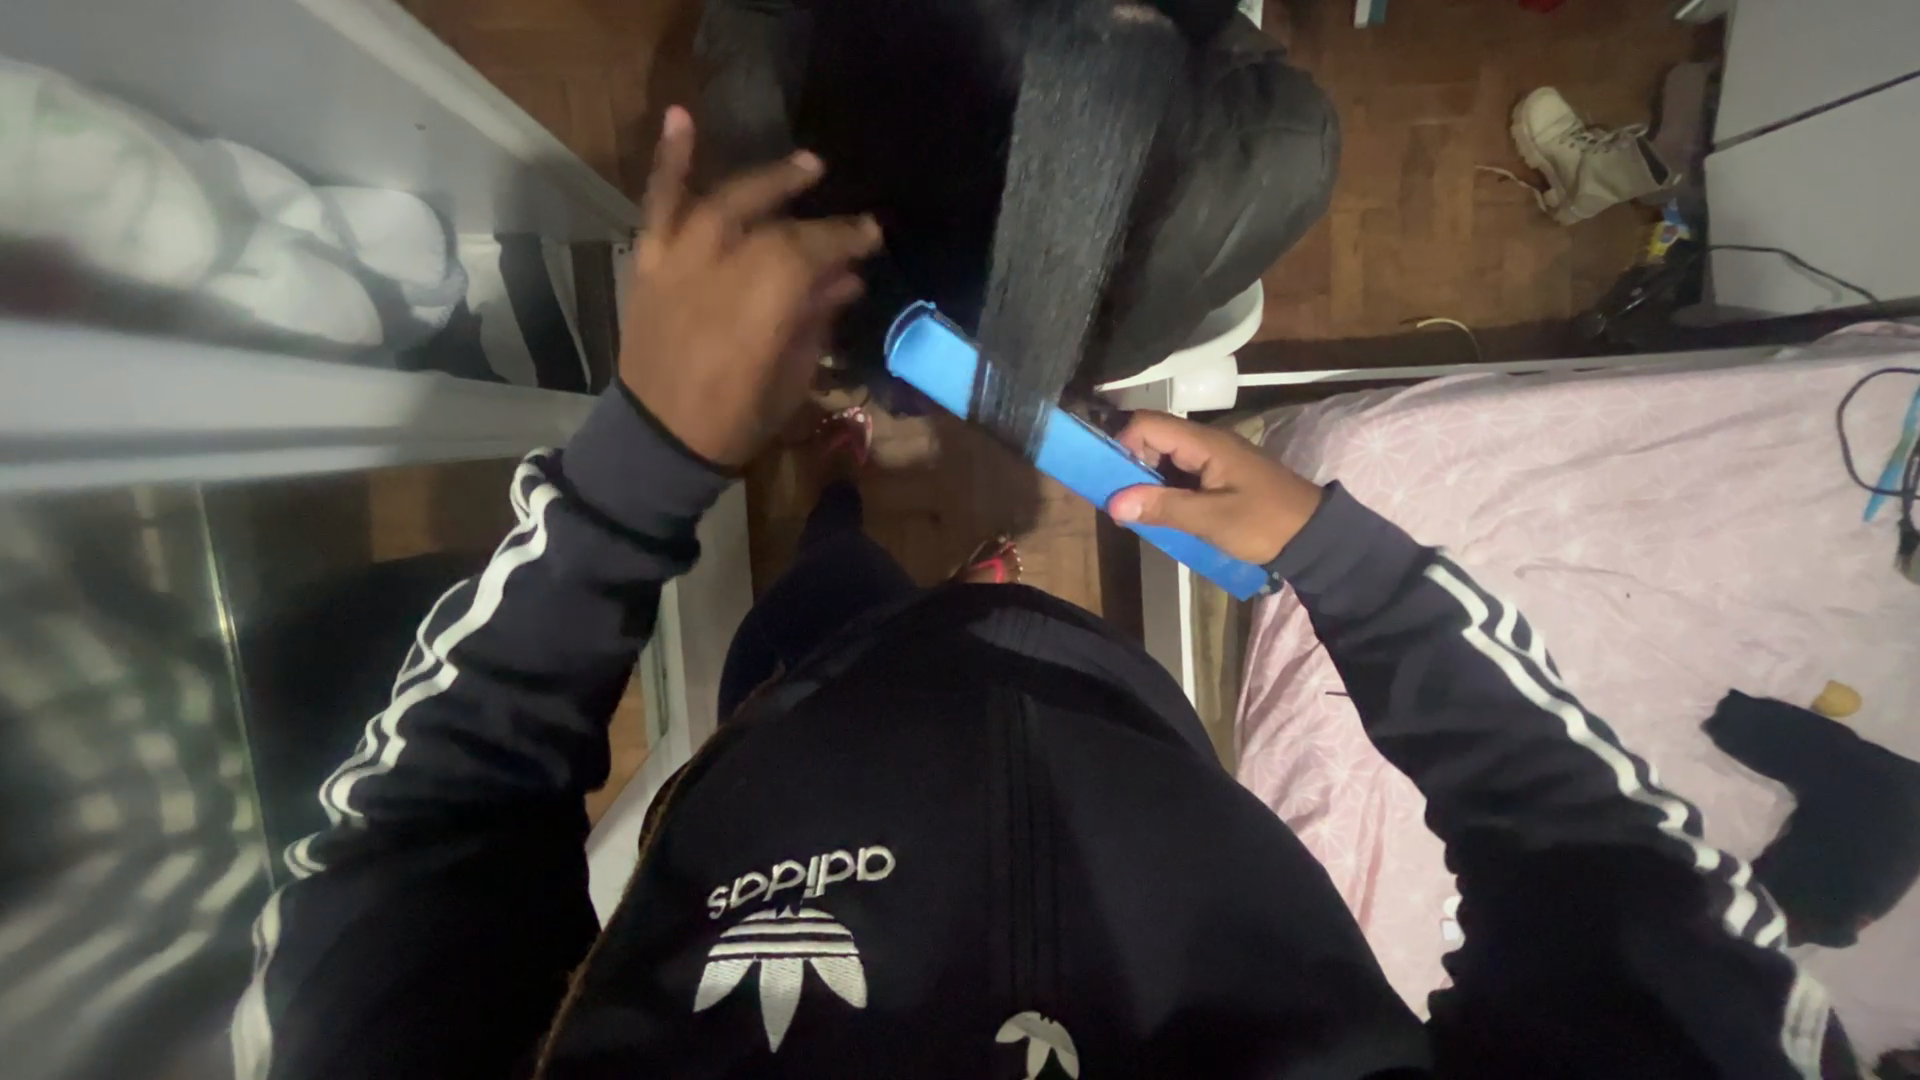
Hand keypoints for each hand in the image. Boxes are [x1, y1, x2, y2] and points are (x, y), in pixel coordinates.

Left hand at [618, 106, 882, 466]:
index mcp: (760, 314)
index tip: (872, 234)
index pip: (809, 256)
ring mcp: (680, 264)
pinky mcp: (652, 264)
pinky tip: (682, 118)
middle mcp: (719, 276)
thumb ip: (815, 322)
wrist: (661, 438)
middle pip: (774, 230)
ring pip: (724, 206)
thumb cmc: (737, 420)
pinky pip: (659, 206)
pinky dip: (670, 162)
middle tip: (846, 207)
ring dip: (765, 179)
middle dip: (815, 218)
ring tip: (802, 166)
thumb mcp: (790, 379)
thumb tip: (846, 279)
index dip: (844, 240)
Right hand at [1106, 411, 1324, 563]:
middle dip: (1130, 466)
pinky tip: (1159, 513)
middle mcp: (1205, 442)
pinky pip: (1178, 472)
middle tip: (1122, 502)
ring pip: (1163, 456)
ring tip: (1137, 512)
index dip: (1123, 446)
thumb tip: (1113, 503)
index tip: (1115, 482)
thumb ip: (1163, 508)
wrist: (1315, 537)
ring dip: (1145, 480)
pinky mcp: (1217, 474)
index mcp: (1205, 443)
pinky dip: (1163, 489)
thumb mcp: (1211, 520)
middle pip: (1151, 437)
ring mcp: (1212, 458)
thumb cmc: (1265, 524)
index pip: (1147, 424)